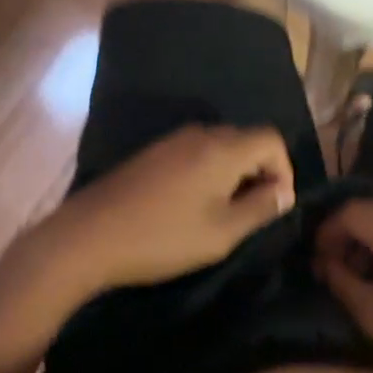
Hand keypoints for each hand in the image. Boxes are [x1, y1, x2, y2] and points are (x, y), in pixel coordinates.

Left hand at [40, 123, 295, 289]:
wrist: (88, 237)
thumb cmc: (162, 238)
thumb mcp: (221, 233)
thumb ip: (260, 209)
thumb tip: (284, 192)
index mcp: (222, 148)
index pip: (272, 139)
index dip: (284, 169)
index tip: (276, 205)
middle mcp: (199, 134)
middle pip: (246, 138)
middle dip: (260, 170)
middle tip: (254, 211)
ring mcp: (171, 140)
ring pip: (220, 145)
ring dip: (234, 172)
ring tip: (226, 211)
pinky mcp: (152, 153)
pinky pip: (196, 151)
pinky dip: (209, 171)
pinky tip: (194, 204)